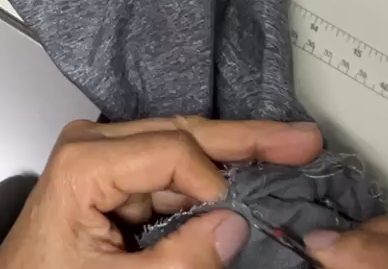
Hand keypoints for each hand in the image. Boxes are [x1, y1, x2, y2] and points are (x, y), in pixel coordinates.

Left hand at [0, 116, 324, 268]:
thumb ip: (179, 259)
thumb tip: (234, 223)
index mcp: (87, 160)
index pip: (172, 150)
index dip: (213, 184)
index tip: (236, 222)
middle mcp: (97, 143)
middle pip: (185, 132)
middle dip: (247, 137)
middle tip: (301, 138)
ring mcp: (107, 155)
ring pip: (185, 145)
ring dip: (236, 151)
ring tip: (286, 146)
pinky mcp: (116, 173)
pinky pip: (172, 168)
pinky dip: (212, 174)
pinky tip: (248, 168)